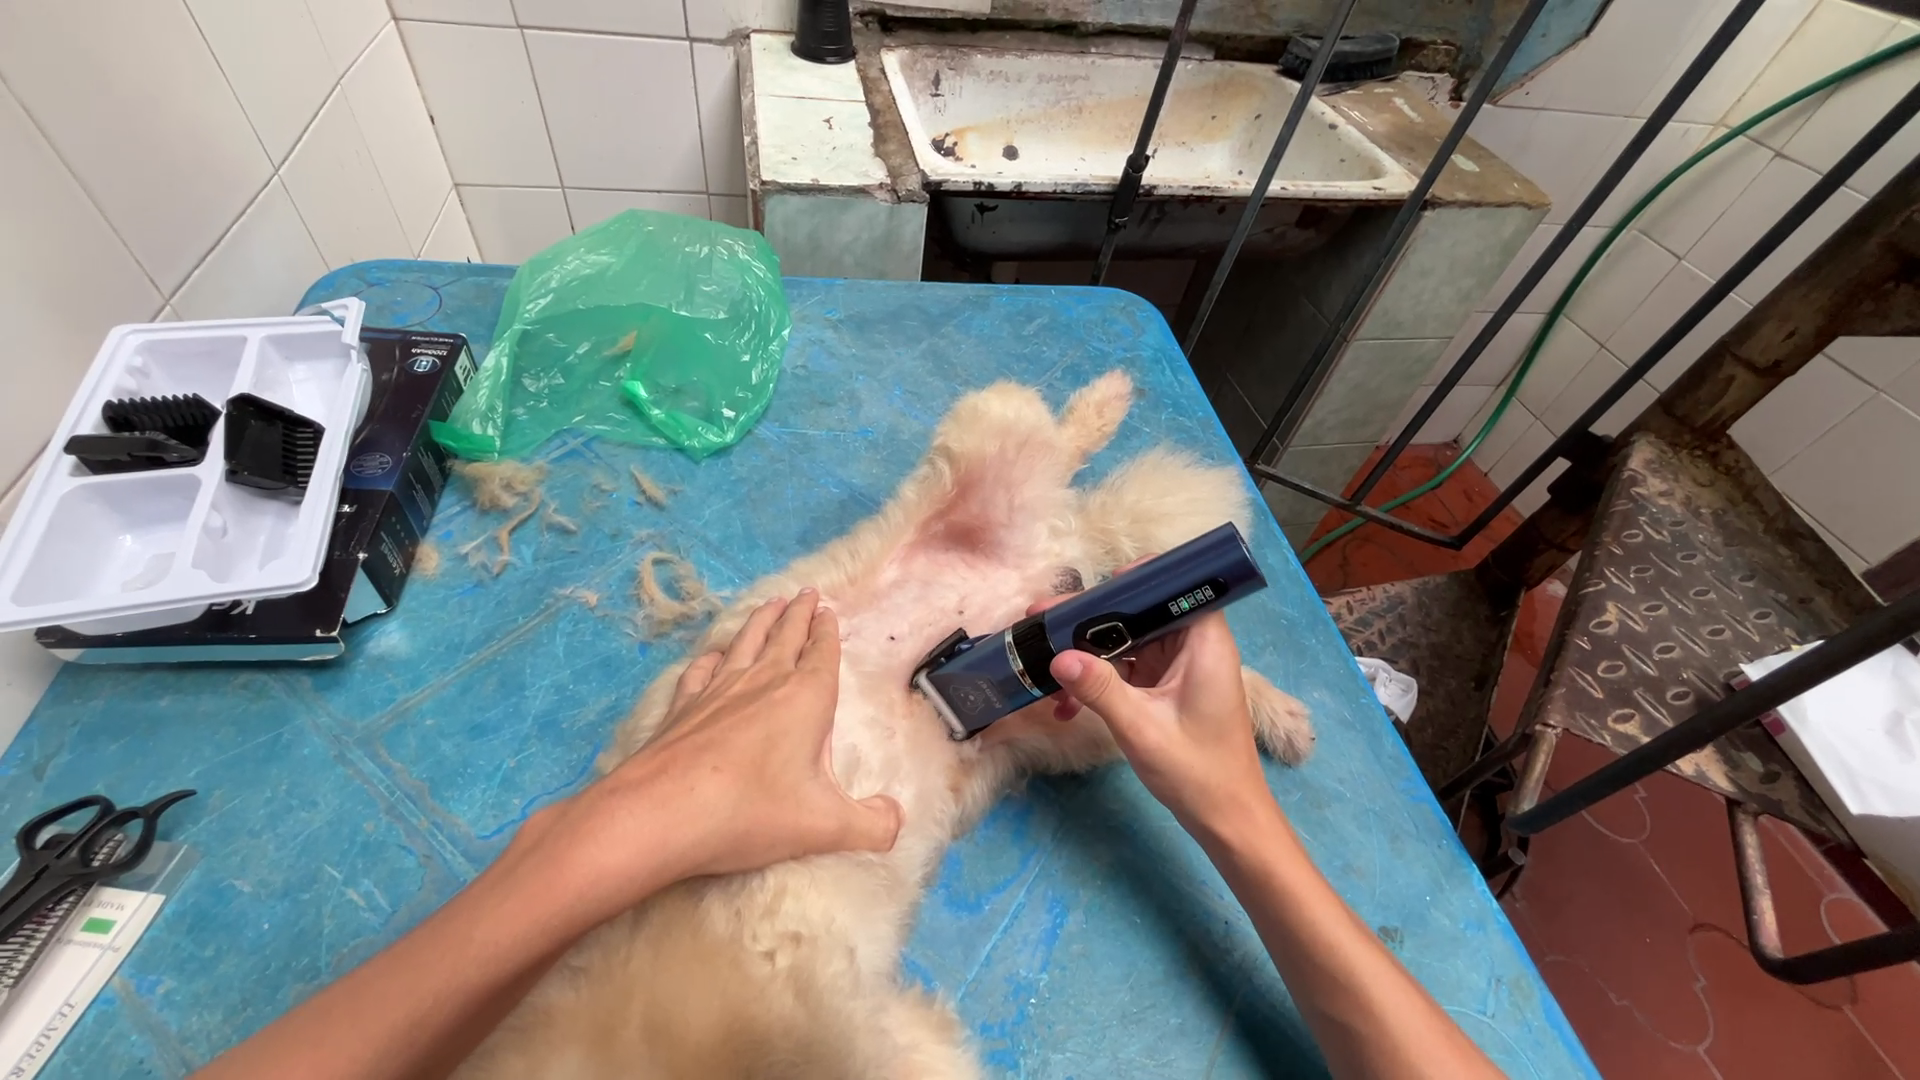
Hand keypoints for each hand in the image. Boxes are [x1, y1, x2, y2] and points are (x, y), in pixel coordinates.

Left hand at [500, 590, 902, 928]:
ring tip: (771, 602)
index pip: (822, 653)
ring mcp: (719, 689)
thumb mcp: (824, 826)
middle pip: (786, 635)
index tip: (828, 611)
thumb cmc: (752, 811)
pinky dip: (713, 656)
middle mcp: (764, 681)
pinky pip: (703, 669)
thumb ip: (871, 826)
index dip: (827, 631)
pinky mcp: (684, 705)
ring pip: (746, 641)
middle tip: (806, 593)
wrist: (661, 813)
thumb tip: (896, 821)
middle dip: (799, 613)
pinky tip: (714, 654)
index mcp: (805, 697)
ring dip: (761, 620)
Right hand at [1032, 582, 1272, 835]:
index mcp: (1203, 642)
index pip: (1175, 586)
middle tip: (1041, 619)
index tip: (1089, 591)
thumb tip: (1057, 658)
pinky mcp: (1164, 687)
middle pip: (1139, 612)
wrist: (1226, 820)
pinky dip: (1099, 680)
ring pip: (1126, 641)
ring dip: (1088, 654)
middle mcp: (1193, 645)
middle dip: (1090, 619)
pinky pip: (1126, 669)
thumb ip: (1099, 689)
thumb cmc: (1196, 771)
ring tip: (1042, 662)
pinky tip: (1066, 704)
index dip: (1134, 580)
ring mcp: (1177, 667)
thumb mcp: (1141, 728)